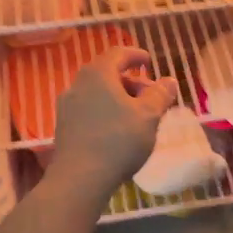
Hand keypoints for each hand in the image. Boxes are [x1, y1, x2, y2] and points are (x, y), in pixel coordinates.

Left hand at [48, 47, 178, 194]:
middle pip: (106, 73)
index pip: (117, 53)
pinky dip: (105, 109)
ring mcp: (67, 105)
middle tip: (149, 94)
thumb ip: (160, 94)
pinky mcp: (64, 125)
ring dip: (118, 96)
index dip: (135, 54)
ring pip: (96, 91)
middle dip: (130, 80)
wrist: (80, 178)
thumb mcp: (148, 116)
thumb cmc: (118, 141)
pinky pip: (88, 107)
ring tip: (136, 113)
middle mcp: (78, 84)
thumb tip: (169, 80)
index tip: (148, 61)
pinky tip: (117, 128)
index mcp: (98, 74)